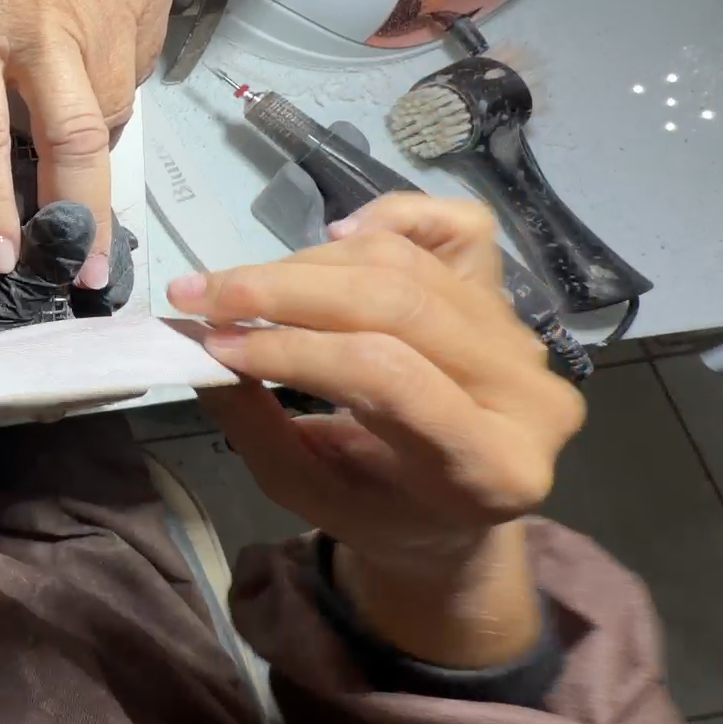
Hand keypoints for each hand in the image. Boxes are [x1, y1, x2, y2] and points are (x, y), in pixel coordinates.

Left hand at [0, 0, 172, 292]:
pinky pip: (137, 72)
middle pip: (69, 137)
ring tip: (68, 137)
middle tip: (87, 273)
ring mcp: (103, 2)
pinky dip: (112, 92)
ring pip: (111, 112)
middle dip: (82, 216)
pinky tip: (87, 64)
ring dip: (90, 150)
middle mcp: (37, 21)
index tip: (0, 257)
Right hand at [169, 195, 584, 663]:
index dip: (287, 347)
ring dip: (298, 264)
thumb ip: (251, 421)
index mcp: (489, 466)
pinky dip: (390, 215)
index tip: (210, 342)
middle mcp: (526, 393)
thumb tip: (200, 346)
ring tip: (239, 289)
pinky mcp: (504, 296)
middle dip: (276, 290)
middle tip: (195, 296)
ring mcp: (520, 337)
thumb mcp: (296, 487)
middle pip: (392, 302)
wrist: (447, 508)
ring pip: (399, 262)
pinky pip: (457, 226)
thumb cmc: (369, 505)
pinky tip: (337, 236)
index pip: (384, 375)